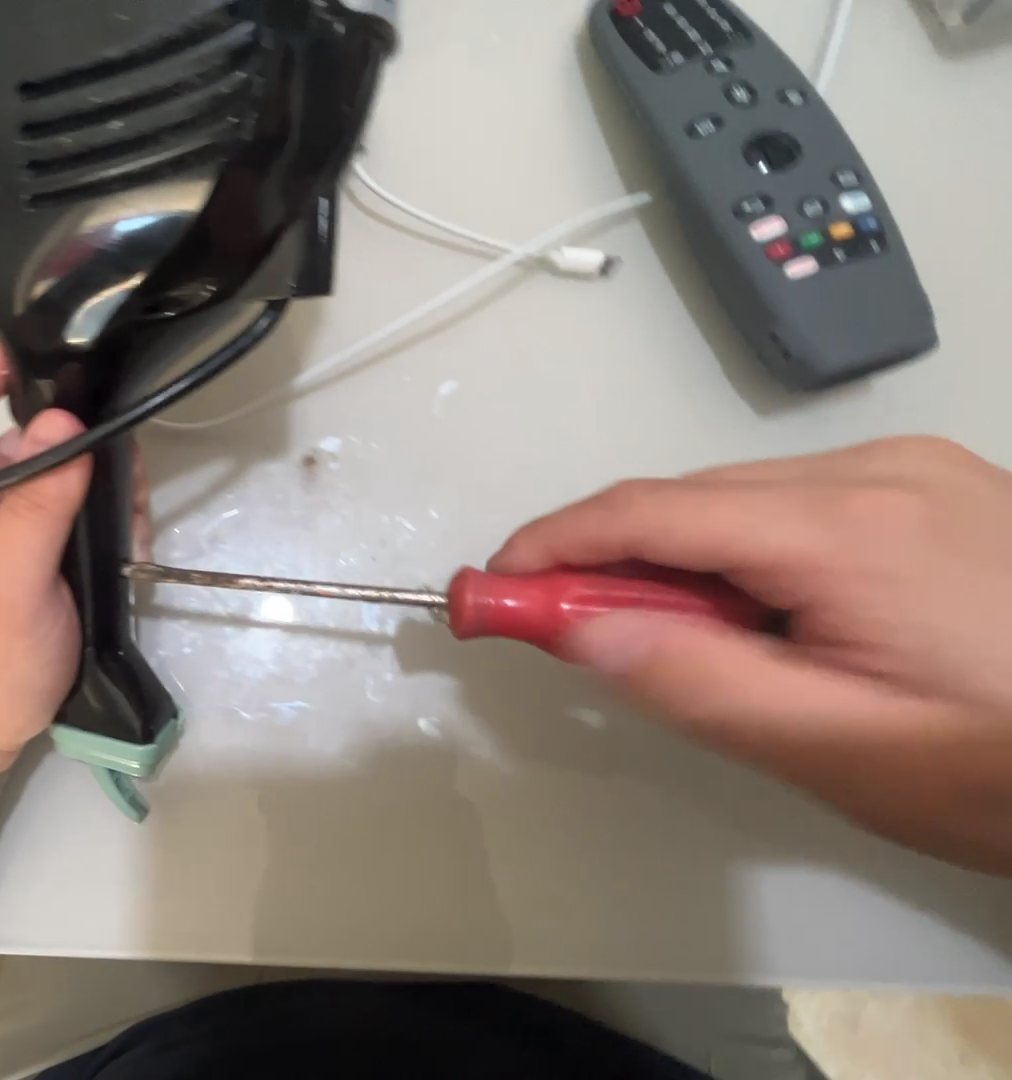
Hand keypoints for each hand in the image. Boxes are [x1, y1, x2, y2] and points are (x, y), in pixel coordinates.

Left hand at [0, 343, 90, 775]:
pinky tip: (132, 544)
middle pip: (31, 427)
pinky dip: (115, 515)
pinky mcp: (49, 550)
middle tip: (129, 471)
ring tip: (134, 520)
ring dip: (109, 481)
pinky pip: (86, 509)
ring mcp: (21, 523)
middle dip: (84, 435)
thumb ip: (33, 507)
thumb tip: (65, 423)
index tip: (51, 348)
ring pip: (70, 468)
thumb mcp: (6, 587)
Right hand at [490, 437, 1011, 874]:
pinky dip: (716, 557)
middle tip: (563, 632)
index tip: (488, 588)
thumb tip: (566, 624)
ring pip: (714, 503)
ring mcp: (904, 470)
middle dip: (599, 564)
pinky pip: (765, 508)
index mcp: (849, 526)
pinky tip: (742, 613)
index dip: (546, 545)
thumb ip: (687, 679)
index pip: (644, 511)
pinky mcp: (917, 486)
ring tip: (671, 638)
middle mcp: (871, 469)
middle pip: (675, 503)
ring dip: (659, 565)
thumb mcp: (833, 748)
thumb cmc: (1006, 768)